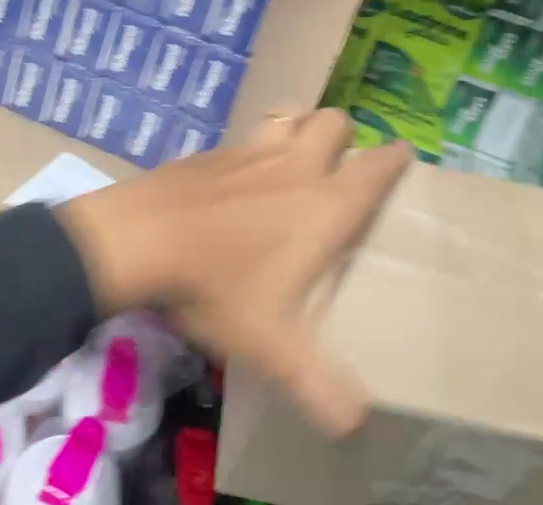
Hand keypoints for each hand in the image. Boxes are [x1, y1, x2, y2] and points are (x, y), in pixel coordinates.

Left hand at [55, 109, 411, 437]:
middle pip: (334, 123)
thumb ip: (319, 387)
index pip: (376, 168)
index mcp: (324, 205)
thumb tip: (354, 425)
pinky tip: (237, 178)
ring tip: (295, 154)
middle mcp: (294, 167)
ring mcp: (249, 152)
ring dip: (299, 126)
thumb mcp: (272, 348)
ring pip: (289, 116)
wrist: (138, 240)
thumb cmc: (218, 287)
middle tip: (340, 164)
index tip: (403, 155)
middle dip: (344, 136)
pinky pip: (245, 138)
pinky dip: (253, 149)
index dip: (394, 159)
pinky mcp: (210, 151)